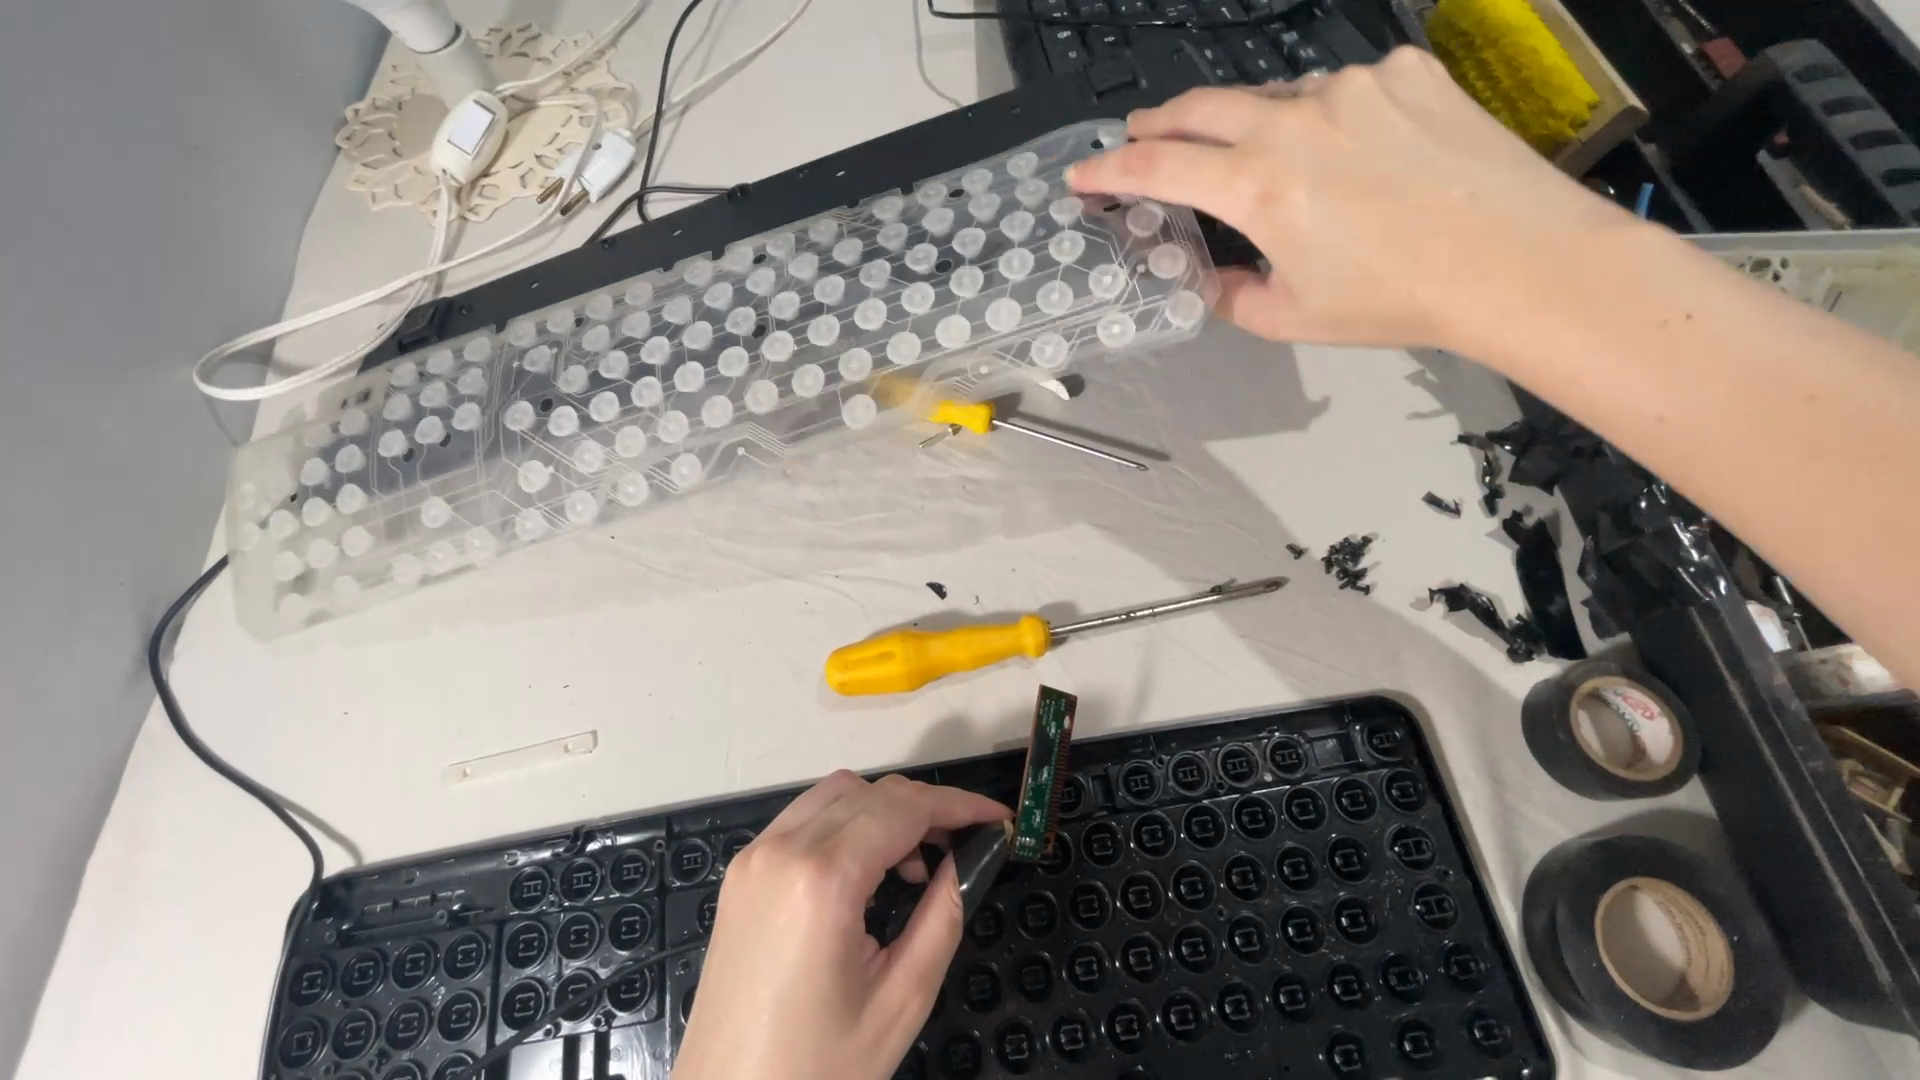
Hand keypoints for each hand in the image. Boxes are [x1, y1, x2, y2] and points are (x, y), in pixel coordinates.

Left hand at [674, 772, 1010, 1079]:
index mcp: (822, 879)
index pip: (904, 808)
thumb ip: (943, 914)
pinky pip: (805, 818)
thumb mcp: (901, 999)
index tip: (998, 820)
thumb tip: (969, 858)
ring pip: (836, 794)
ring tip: (913, 867)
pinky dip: (847, 823)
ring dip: (885, 811)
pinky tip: (866, 873)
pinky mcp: (742, 873)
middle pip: (871, 792)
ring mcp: (754, 857)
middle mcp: (782, 849)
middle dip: (926, 808)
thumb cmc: (817, 1068)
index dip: (959, 805)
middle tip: (964, 848)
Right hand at [1067, 47, 1639, 350]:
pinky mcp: (1404, 72)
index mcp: (1257, 186)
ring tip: (1256, 154)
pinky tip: (1346, 149)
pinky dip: (1324, 115)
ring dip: (1248, 122)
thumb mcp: (1290, 317)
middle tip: (1143, 134)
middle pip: (1200, 105)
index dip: (1111, 168)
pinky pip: (1342, 87)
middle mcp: (1295, 121)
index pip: (1159, 164)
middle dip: (1160, 121)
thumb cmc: (1394, 300)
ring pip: (1273, 95)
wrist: (1515, 261)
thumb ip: (1229, 294)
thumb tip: (1209, 274)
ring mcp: (1354, 87)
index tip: (1084, 172)